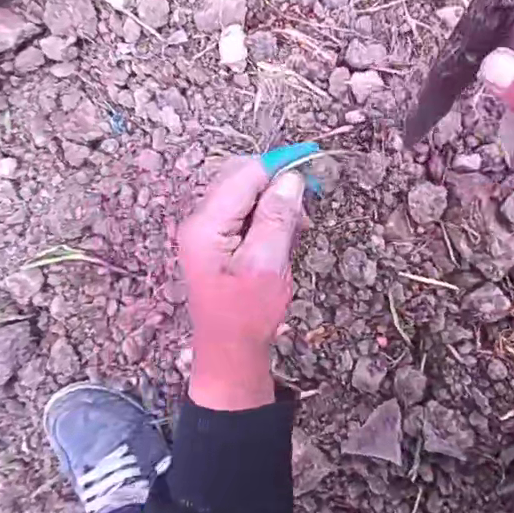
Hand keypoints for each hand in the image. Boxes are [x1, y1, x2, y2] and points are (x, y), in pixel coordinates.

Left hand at [175, 158, 307, 409]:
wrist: (231, 353)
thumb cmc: (247, 313)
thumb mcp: (266, 264)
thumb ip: (277, 218)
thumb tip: (291, 178)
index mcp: (206, 224)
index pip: (245, 175)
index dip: (279, 165)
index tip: (312, 159)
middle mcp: (201, 221)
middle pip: (241, 178)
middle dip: (277, 182)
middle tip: (307, 200)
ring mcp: (209, 231)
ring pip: (246, 193)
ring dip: (276, 200)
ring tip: (299, 225)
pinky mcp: (220, 241)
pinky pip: (247, 212)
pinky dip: (269, 215)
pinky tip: (286, 234)